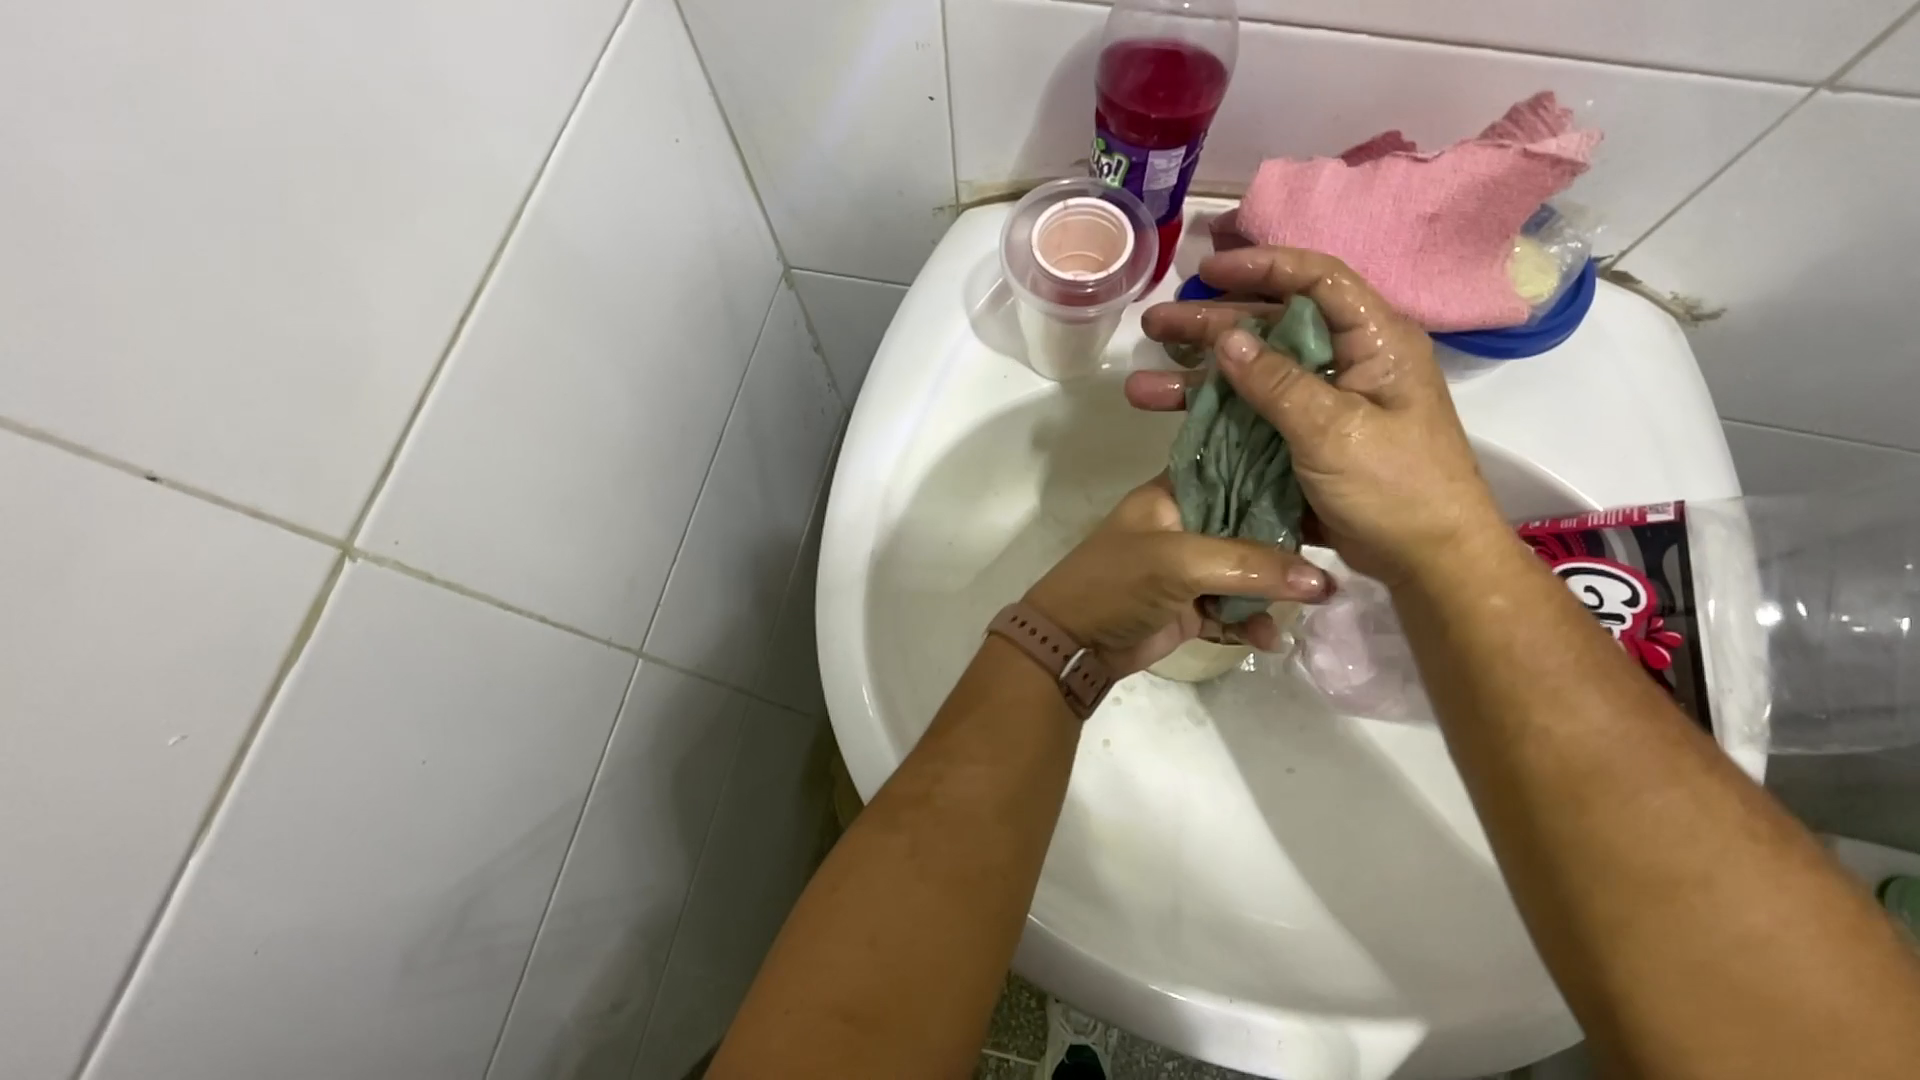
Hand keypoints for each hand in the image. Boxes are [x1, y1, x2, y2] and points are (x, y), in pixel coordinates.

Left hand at [1022, 477, 1331, 676]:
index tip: (1327, 478)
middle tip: (1335, 547)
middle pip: (1249, 521)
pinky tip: (1270, 638)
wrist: (1072, 646)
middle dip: (1287, 539)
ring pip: (1247, 569)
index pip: (1233, 466)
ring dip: (1275, 587)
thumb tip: (1319, 579)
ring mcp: (1189, 567)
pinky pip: (1235, 609)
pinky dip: (1252, 622)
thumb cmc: (1115, 585)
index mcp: (1172, 493)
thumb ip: (1247, 565)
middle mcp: (1185, 523)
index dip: (1276, 471)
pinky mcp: (1191, 606)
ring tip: (1313, 602)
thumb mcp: (1178, 563)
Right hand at [1128, 247, 1507, 586]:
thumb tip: (1226, 337)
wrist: (1426, 561)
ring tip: (1140, 383)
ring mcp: (1322, 404)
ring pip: (1252, 376)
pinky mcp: (1303, 441)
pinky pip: (1251, 416)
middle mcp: (1346, 363)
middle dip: (1209, 326)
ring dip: (1198, 378)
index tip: (1206, 272)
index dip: (1262, 267)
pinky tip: (1171, 418)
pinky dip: (1212, 415)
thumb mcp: (1334, 430)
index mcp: (1374, 342)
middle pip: (1271, 328)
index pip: (1317, 280)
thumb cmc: (1396, 487)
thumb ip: (1277, 383)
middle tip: (1153, 326)